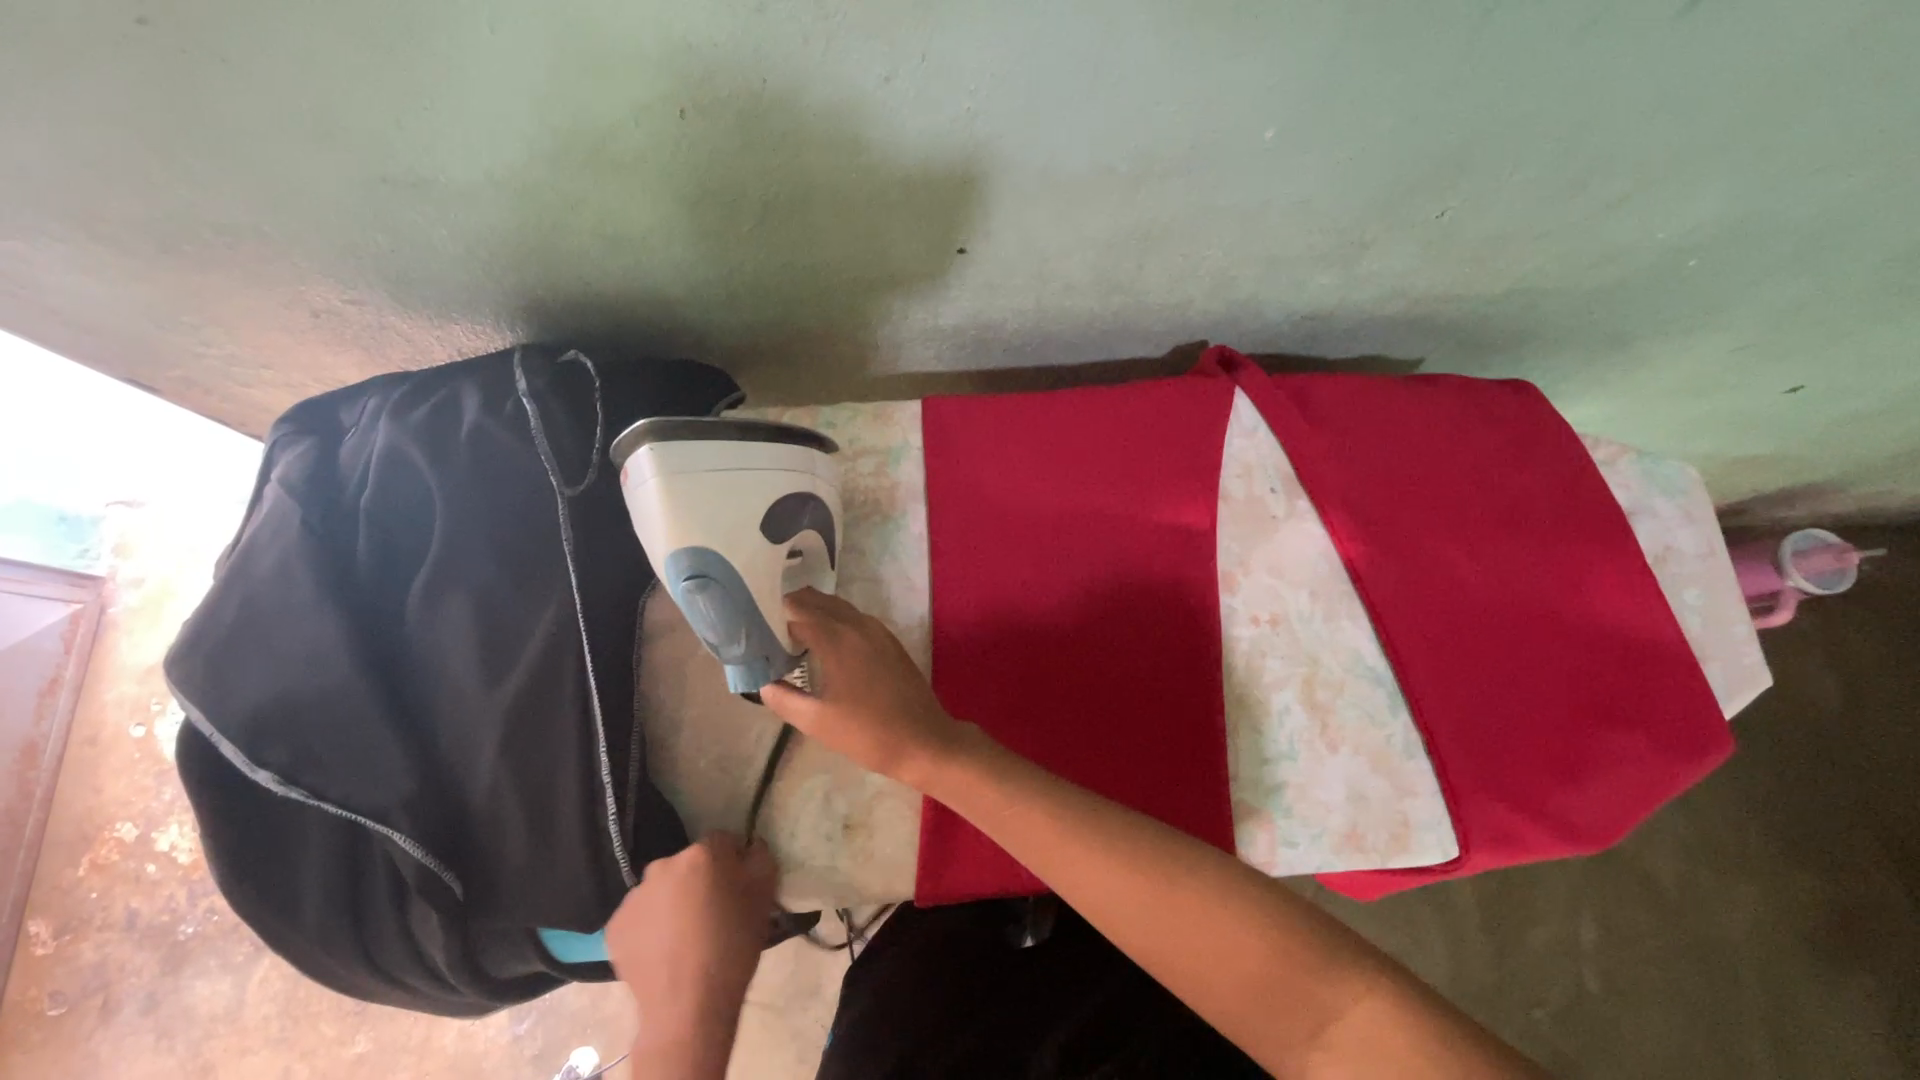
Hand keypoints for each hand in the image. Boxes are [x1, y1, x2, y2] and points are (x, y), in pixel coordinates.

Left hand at [605, 832, 777, 1075]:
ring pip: (662, 889)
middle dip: (701, 881)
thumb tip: (750, 847)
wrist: (688, 1006)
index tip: (739, 888)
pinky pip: (640, 916)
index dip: (734, 863)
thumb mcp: (765, 898)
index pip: (723, 842)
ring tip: (686, 938)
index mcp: (702, 854)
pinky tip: (664, 952)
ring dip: (674, 902)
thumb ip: (761, 859)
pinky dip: (651, 927)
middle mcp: (663, 865)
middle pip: (689, 865)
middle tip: (713, 915)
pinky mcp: (615, 926)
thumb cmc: (733, 947)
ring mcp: (634, 896)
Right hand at [760, 588, 969, 787]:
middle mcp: (857, 624)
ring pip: (838, 607)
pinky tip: (825, 644)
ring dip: (814, 612)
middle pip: (816, 601)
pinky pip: (855, 619)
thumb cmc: (867, 733)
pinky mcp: (890, 641)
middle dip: (790, 607)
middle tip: (766, 628)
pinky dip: (835, 621)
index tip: (750, 628)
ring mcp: (878, 631)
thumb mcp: (817, 721)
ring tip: (790, 634)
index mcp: (837, 638)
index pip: (795, 611)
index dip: (770, 616)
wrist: (924, 741)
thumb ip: (784, 698)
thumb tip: (764, 682)